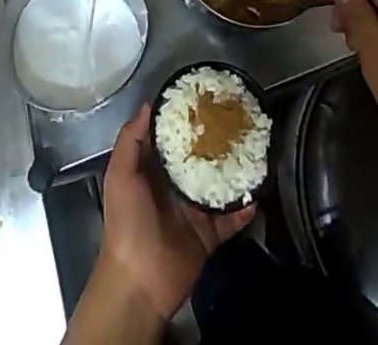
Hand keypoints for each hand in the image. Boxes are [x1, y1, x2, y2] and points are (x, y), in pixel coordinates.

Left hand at [95, 103, 255, 320]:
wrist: (140, 280)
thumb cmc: (127, 221)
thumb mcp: (120, 174)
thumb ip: (130, 140)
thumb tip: (148, 106)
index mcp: (150, 170)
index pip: (169, 139)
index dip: (182, 120)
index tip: (202, 98)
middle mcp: (173, 186)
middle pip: (197, 159)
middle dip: (213, 142)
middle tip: (236, 121)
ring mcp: (193, 211)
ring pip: (217, 185)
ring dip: (232, 172)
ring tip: (254, 151)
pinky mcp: (209, 235)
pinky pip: (230, 218)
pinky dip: (242, 208)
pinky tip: (257, 194)